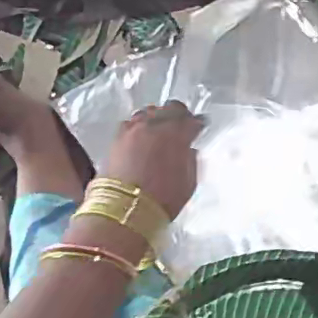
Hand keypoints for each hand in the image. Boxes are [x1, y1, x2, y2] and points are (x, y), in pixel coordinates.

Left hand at [102, 102, 204, 220]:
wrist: (125, 209)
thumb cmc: (163, 200)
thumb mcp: (189, 183)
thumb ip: (191, 160)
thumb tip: (187, 150)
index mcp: (177, 135)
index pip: (193, 120)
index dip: (198, 124)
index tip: (200, 128)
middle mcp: (155, 125)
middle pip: (170, 108)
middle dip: (179, 115)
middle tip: (182, 125)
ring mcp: (134, 129)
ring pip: (149, 111)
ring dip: (158, 117)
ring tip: (160, 129)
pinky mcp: (117, 137)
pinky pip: (132, 122)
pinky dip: (140, 125)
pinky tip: (142, 135)